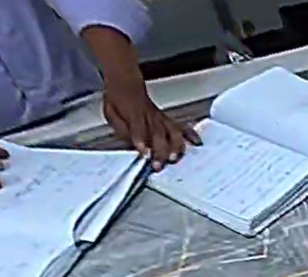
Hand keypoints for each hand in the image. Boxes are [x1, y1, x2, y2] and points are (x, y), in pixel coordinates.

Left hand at [83, 26, 199, 165]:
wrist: (126, 82)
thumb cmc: (118, 100)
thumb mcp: (110, 113)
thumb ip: (120, 128)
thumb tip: (131, 142)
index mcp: (133, 114)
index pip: (137, 127)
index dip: (140, 140)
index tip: (144, 153)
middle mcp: (149, 117)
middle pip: (157, 134)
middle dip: (159, 150)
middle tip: (158, 163)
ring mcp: (161, 119)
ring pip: (171, 131)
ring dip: (175, 146)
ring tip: (175, 157)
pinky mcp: (168, 120)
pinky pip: (181, 127)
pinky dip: (191, 135)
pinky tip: (196, 142)